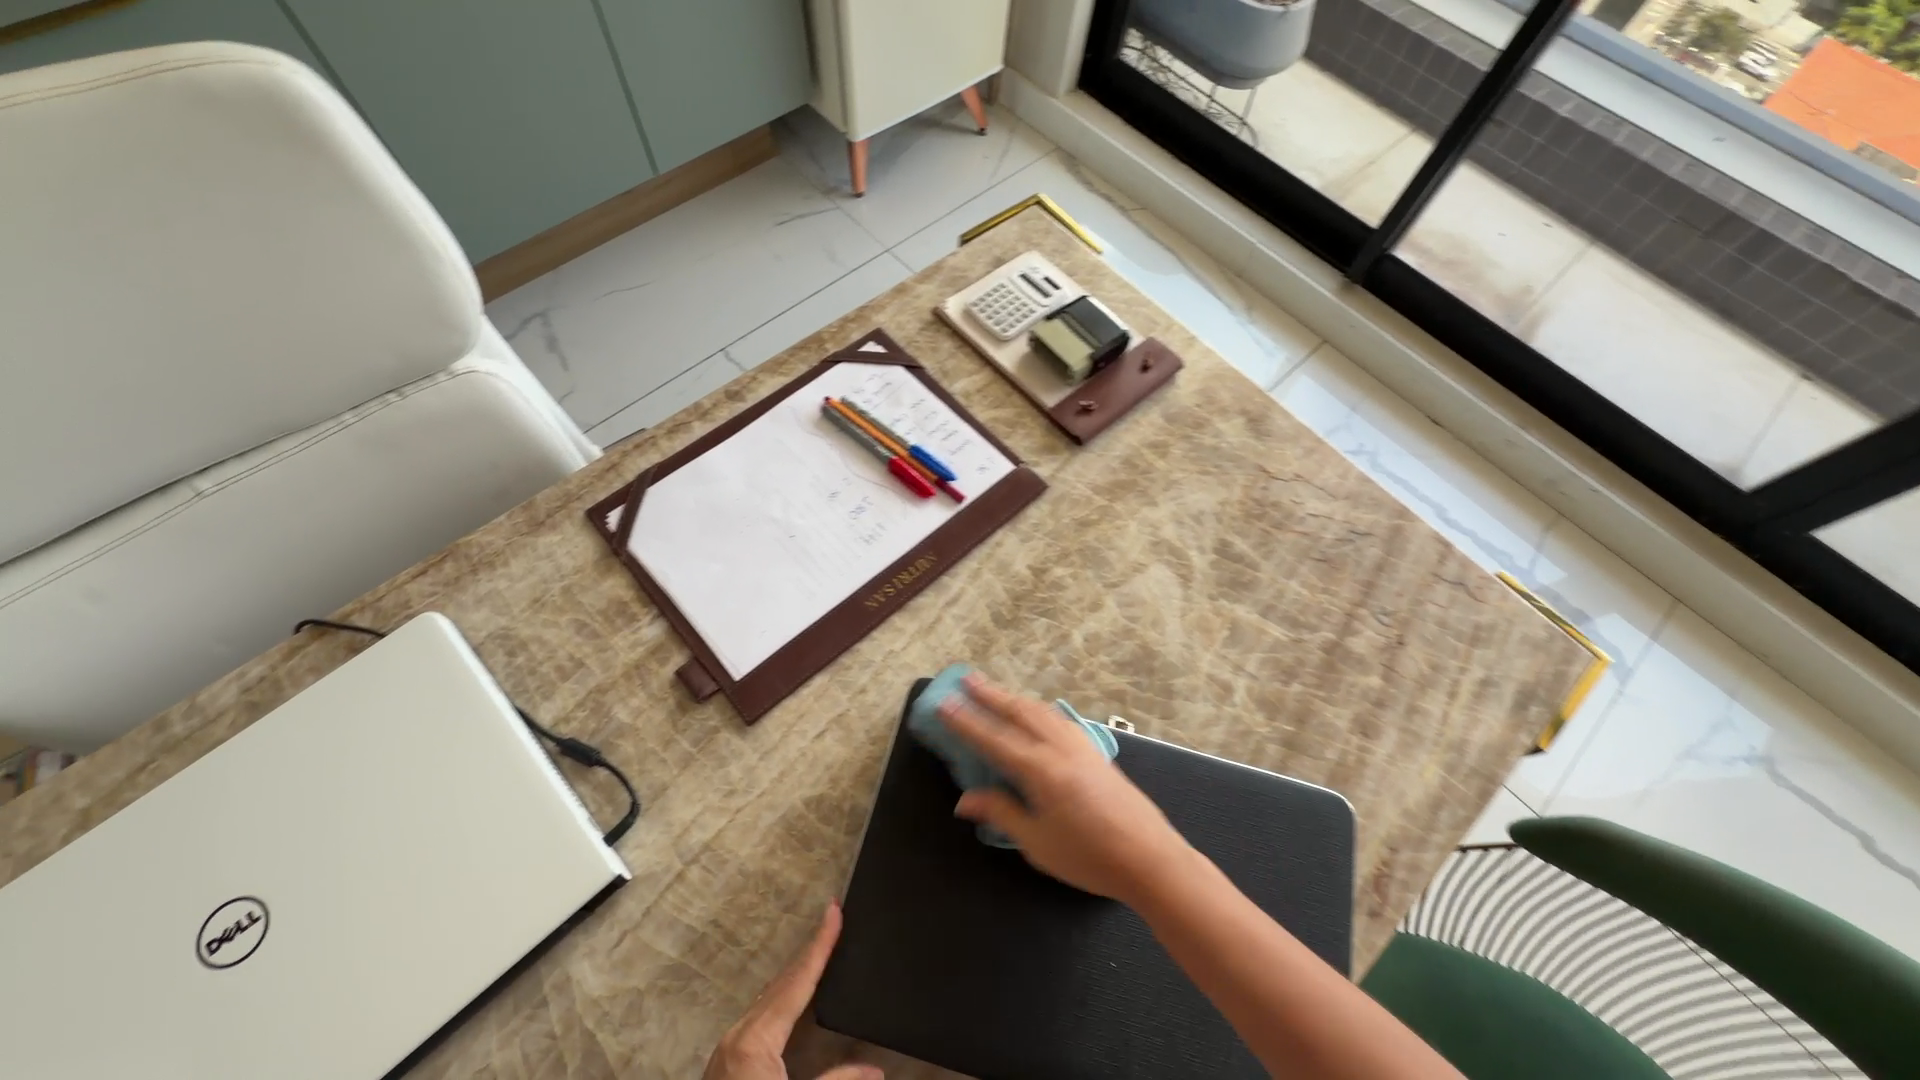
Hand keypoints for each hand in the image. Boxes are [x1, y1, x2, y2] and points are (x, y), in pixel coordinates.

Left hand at [703, 901, 881, 1079]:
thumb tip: (875, 1070)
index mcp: (756, 1041)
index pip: (797, 981)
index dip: (820, 944)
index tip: (834, 910)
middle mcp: (737, 1036)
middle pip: (781, 982)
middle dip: (809, 952)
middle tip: (832, 921)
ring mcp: (727, 1049)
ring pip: (767, 997)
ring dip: (796, 974)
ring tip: (821, 953)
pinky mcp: (725, 1064)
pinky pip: (759, 1015)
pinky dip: (782, 998)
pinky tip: (793, 1000)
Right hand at [941, 674, 1194, 903]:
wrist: (1150, 859)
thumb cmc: (1089, 858)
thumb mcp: (1037, 843)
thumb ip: (1002, 813)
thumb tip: (965, 800)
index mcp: (1041, 770)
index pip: (994, 739)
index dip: (966, 722)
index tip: (944, 703)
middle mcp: (1060, 748)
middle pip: (1020, 713)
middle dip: (990, 695)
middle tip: (966, 680)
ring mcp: (1082, 747)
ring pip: (1042, 712)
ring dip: (1015, 699)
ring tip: (994, 690)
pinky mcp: (1097, 753)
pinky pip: (1060, 720)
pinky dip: (1038, 709)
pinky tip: (1036, 713)